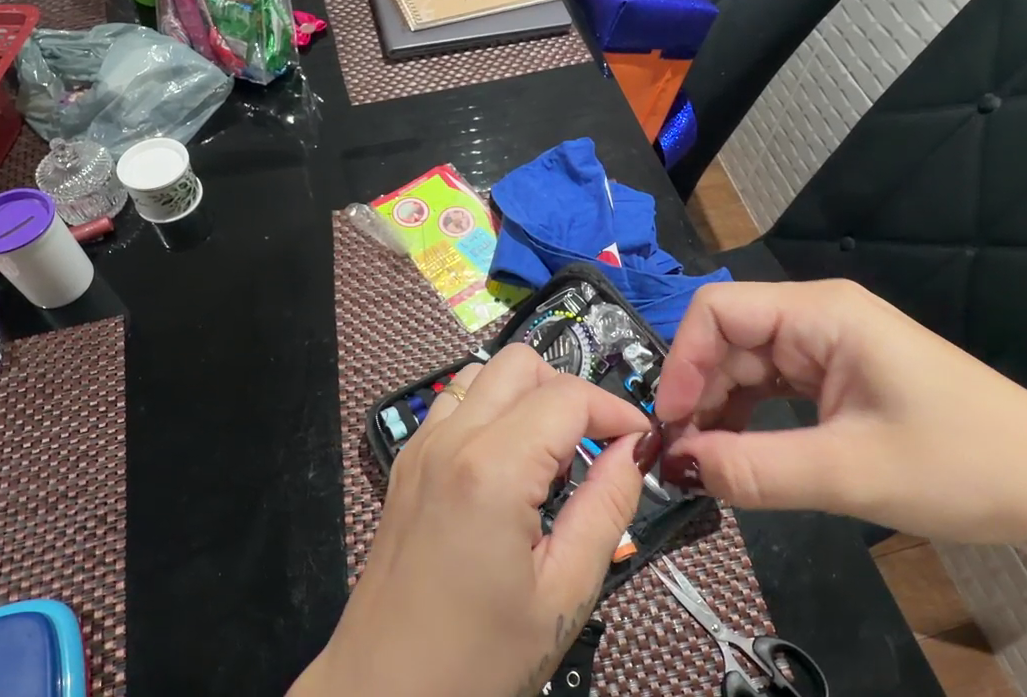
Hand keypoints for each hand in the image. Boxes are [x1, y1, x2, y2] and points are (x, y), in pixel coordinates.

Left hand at [294, 344, 652, 696]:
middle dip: (570, 391)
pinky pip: (455, 404)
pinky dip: (492, 410)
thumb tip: (636, 451)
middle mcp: (449, 440)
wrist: (383, 693)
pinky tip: (509, 465)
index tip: (642, 443)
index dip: (616, 410)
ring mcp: (420, 447)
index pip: (567, 396)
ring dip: (528, 395)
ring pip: (484, 374)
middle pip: (522, 363)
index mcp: (490, 468)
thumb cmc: (476, 660)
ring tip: (553, 458)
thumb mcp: (563, 593)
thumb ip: (606, 508)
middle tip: (597, 446)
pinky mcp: (406, 464)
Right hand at [654, 280, 1026, 550]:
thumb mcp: (851, 474)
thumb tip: (673, 466)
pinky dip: (746, 420)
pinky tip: (738, 455)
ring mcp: (830, 348)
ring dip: (717, 409)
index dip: (682, 361)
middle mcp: (819, 319)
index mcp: (823, 313)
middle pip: (727, 338)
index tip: (669, 426)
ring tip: (702, 464)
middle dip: (696, 393)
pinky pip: (772, 388)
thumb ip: (753, 469)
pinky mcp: (840, 379)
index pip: (718, 310)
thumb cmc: (965, 468)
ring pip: (745, 365)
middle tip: (678, 460)